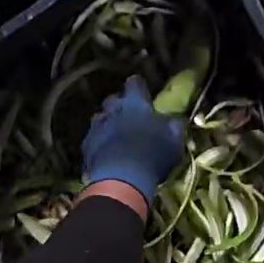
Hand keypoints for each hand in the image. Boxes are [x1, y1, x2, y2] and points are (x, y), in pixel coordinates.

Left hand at [81, 77, 185, 212]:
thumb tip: (177, 120)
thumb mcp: (174, 141)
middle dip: (120, 105)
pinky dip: (99, 143)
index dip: (139, 87)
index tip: (144, 93)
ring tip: (117, 136)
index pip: (135, 84)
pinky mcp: (86, 145)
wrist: (121, 179)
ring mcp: (96, 127)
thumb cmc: (153, 155)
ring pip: (100, 118)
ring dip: (108, 123)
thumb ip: (175, 126)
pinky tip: (106, 153)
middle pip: (114, 100)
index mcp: (135, 103)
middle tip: (130, 116)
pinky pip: (92, 139)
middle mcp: (113, 109)